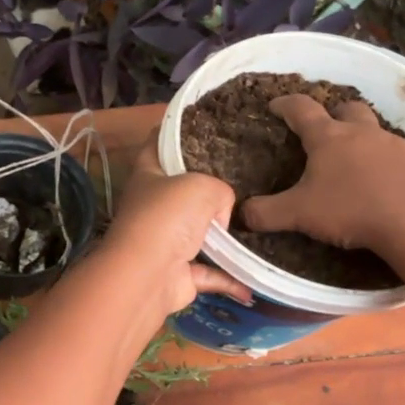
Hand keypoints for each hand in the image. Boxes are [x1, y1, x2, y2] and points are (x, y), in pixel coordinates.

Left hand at [105, 141, 253, 314]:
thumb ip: (220, 190)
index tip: (203, 124)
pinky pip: (210, 273)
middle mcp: (153, 207)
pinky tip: (254, 280)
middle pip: (183, 191)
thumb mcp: (201, 185)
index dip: (174, 132)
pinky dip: (231, 278)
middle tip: (246, 178)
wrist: (148, 274)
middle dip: (209, 188)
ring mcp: (164, 241)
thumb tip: (220, 217)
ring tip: (256, 226)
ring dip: (222, 237)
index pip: (157, 145)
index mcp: (148, 176)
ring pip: (198, 234)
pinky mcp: (178, 273)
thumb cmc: (167, 217)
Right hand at [239, 95, 404, 256]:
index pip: (301, 109)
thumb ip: (265, 212)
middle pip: (346, 108)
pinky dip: (381, 160)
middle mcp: (362, 133)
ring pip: (373, 129)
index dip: (285, 104)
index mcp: (328, 137)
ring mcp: (394, 146)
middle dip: (332, 112)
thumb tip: (239, 213)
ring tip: (349, 158)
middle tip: (321, 129)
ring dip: (360, 136)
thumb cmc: (351, 209)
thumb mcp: (298, 214)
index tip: (274, 105)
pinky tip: (377, 180)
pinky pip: (394, 153)